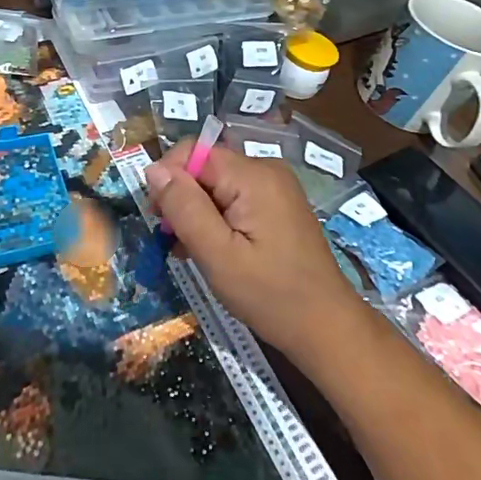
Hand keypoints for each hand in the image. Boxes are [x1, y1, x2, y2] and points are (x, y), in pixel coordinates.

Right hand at [145, 143, 365, 363]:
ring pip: (216, 184)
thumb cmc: (270, 294)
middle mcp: (265, 169)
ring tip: (192, 251)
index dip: (169, 179)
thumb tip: (153, 168)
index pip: (193, 151)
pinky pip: (234, 197)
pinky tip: (213, 249)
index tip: (160, 219)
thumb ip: (184, 207)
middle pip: (205, 167)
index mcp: (253, 175)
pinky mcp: (277, 205)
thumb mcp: (217, 254)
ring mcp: (275, 187)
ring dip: (197, 212)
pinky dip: (217, 218)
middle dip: (182, 198)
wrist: (326, 328)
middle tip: (175, 241)